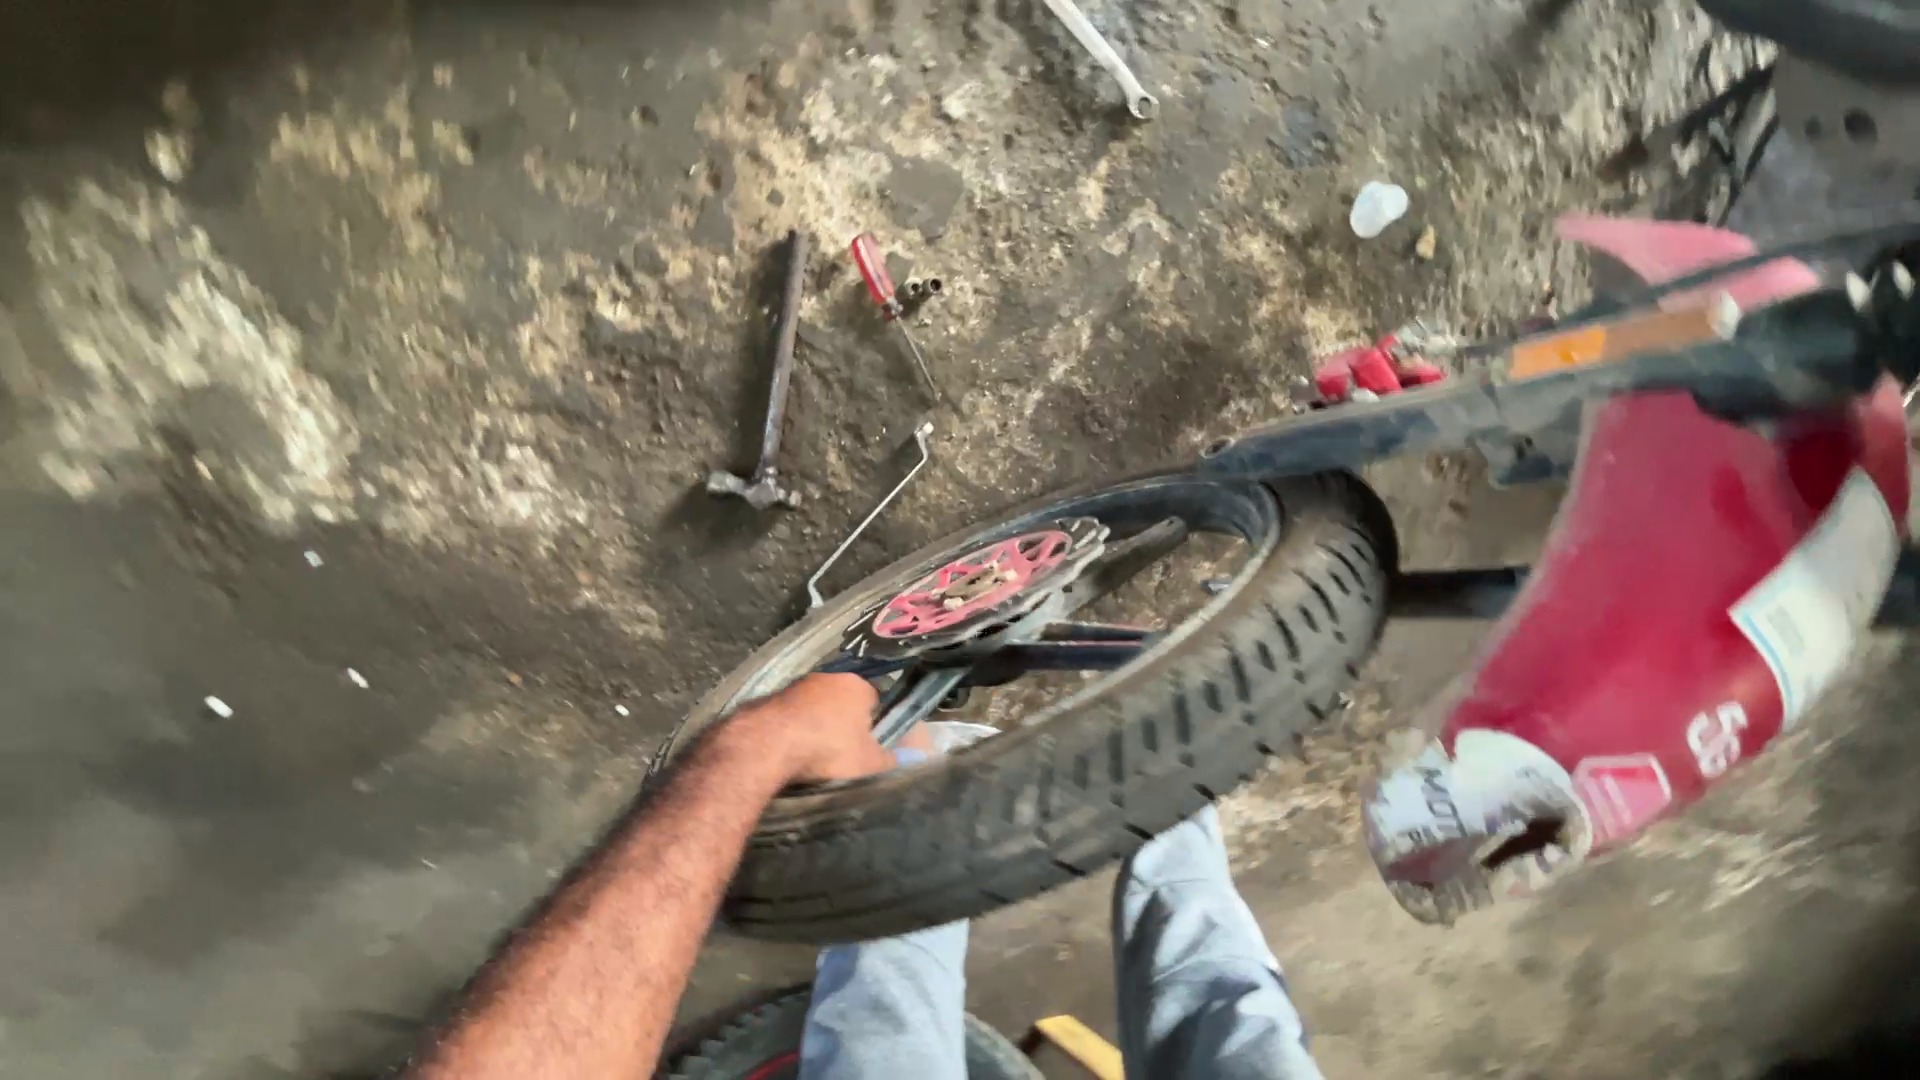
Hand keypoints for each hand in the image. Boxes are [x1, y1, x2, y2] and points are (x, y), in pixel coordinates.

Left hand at [730, 673, 891, 784]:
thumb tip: (912, 759)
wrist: (766, 745)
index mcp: (858, 685)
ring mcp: (796, 685)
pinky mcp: (769, 698)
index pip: (876, 700)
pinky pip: (790, 716)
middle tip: (843, 754)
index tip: (870, 746)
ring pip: (815, 707)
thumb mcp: (869, 763)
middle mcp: (828, 677)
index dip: (876, 724)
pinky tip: (789, 752)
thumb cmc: (828, 749)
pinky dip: (792, 731)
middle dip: (844, 723)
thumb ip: (891, 760)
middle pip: (844, 702)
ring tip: (813, 757)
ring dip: (815, 726)